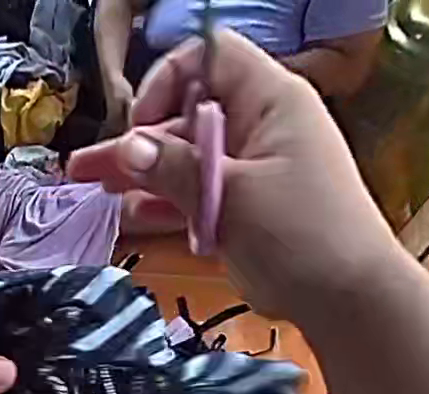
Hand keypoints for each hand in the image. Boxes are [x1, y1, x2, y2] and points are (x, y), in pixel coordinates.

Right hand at [67, 30, 403, 322]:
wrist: (344, 296)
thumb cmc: (301, 233)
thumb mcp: (235, 196)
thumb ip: (177, 169)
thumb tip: (128, 144)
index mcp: (267, 100)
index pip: (207, 60)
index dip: (165, 84)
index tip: (139, 128)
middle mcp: (253, 129)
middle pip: (183, 121)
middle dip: (135, 143)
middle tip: (84, 170)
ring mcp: (245, 174)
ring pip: (183, 165)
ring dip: (141, 178)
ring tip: (94, 191)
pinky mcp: (239, 213)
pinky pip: (194, 200)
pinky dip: (164, 208)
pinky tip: (130, 216)